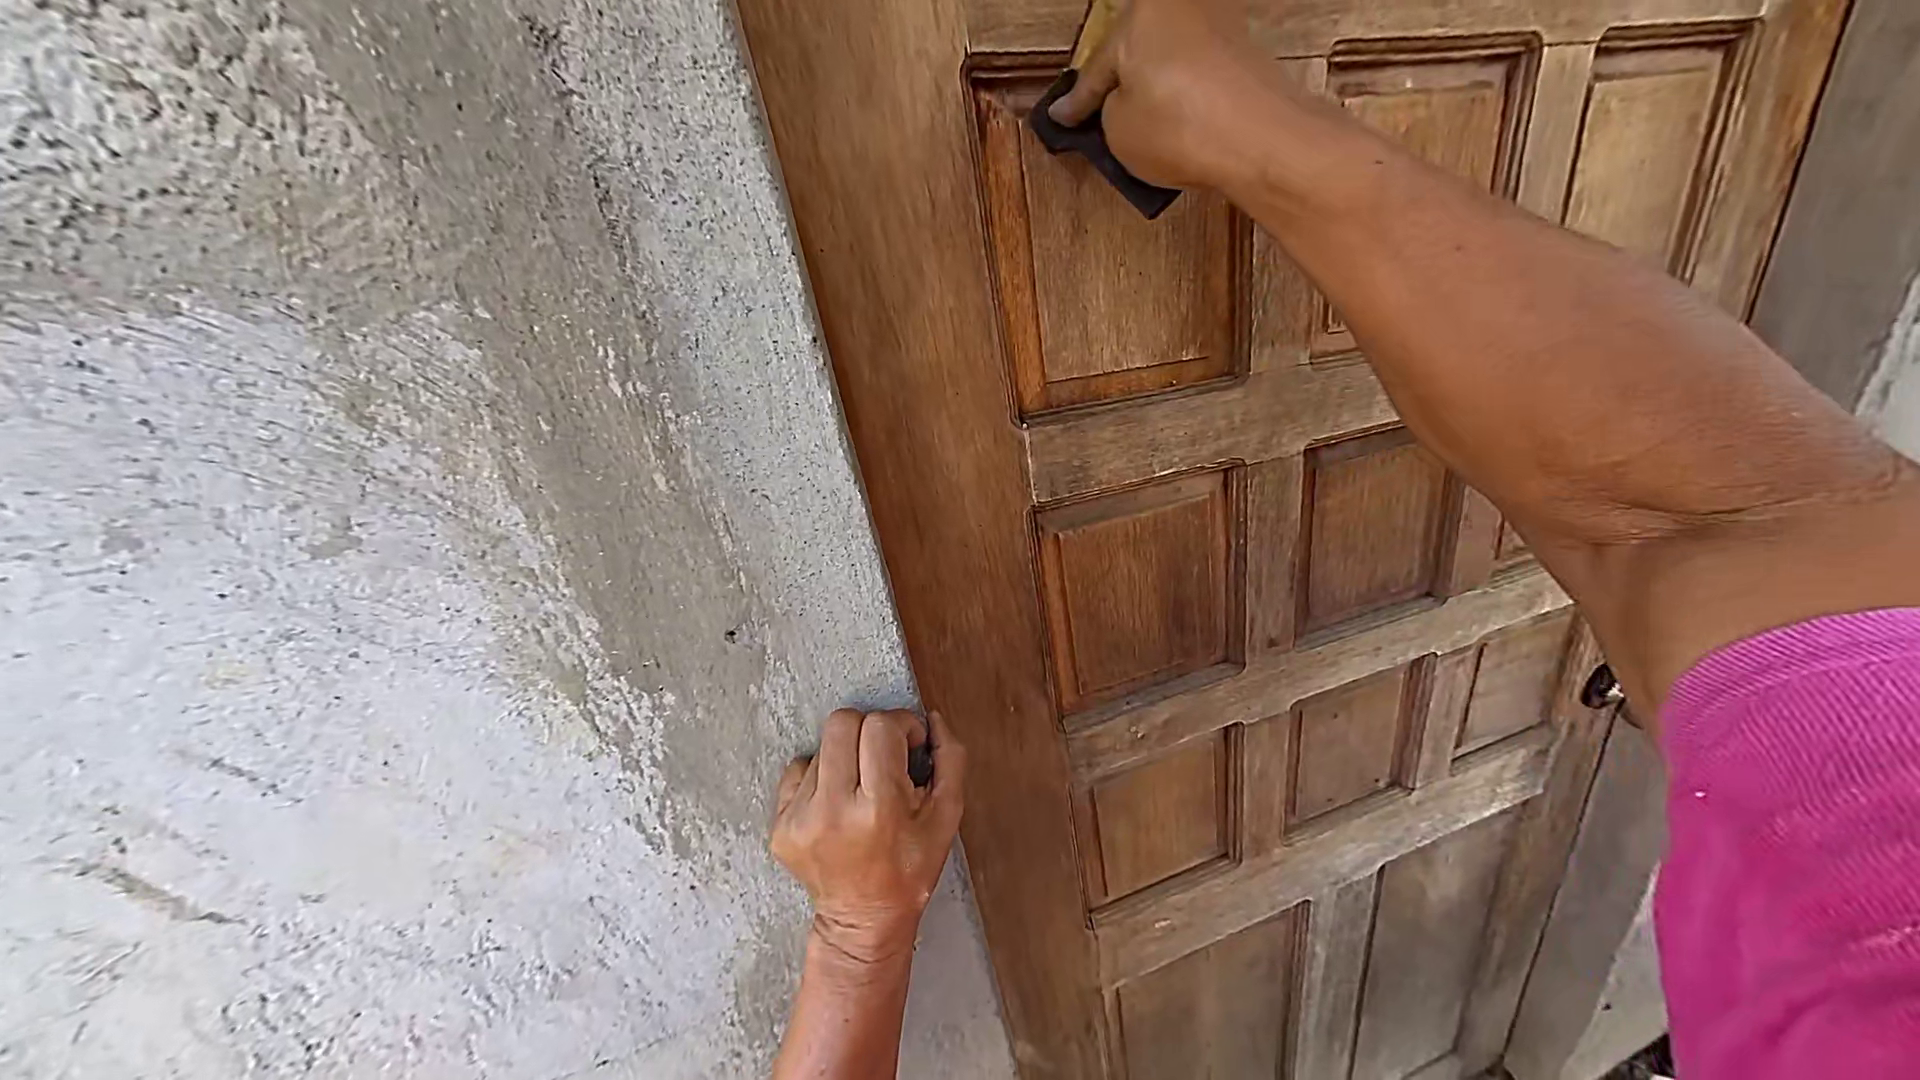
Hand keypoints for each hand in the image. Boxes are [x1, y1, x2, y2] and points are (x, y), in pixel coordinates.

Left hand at [770, 709, 966, 963]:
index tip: (909, 746)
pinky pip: (799, 769)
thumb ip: (950, 758)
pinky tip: (838, 802)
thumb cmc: (911, 866)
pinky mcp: (780, 825)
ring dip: (846, 756)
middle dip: (868, 730)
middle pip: (842, 722)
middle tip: (883, 757)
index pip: (880, 725)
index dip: (901, 726)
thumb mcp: (948, 814)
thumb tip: (932, 719)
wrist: (864, 919)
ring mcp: (799, 819)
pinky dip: (821, 776)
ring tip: (861, 788)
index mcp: (879, 808)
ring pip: (822, 745)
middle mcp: (832, 810)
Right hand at [1047, 0, 1297, 190]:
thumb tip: (1107, 107)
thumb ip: (1100, 113)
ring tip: (1139, 133)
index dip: (1076, 103)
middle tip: (1097, 123)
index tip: (1061, 117)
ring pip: (1167, 63)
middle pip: (1135, 55)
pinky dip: (1180, 98)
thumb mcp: (1116, 130)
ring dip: (1151, 95)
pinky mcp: (1242, 50)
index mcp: (1141, 11)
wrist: (1256, 138)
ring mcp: (1217, 23)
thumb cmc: (1182, 127)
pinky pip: (1196, 73)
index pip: (1096, 68)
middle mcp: (1182, 5)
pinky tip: (1174, 128)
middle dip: (1118, 90)